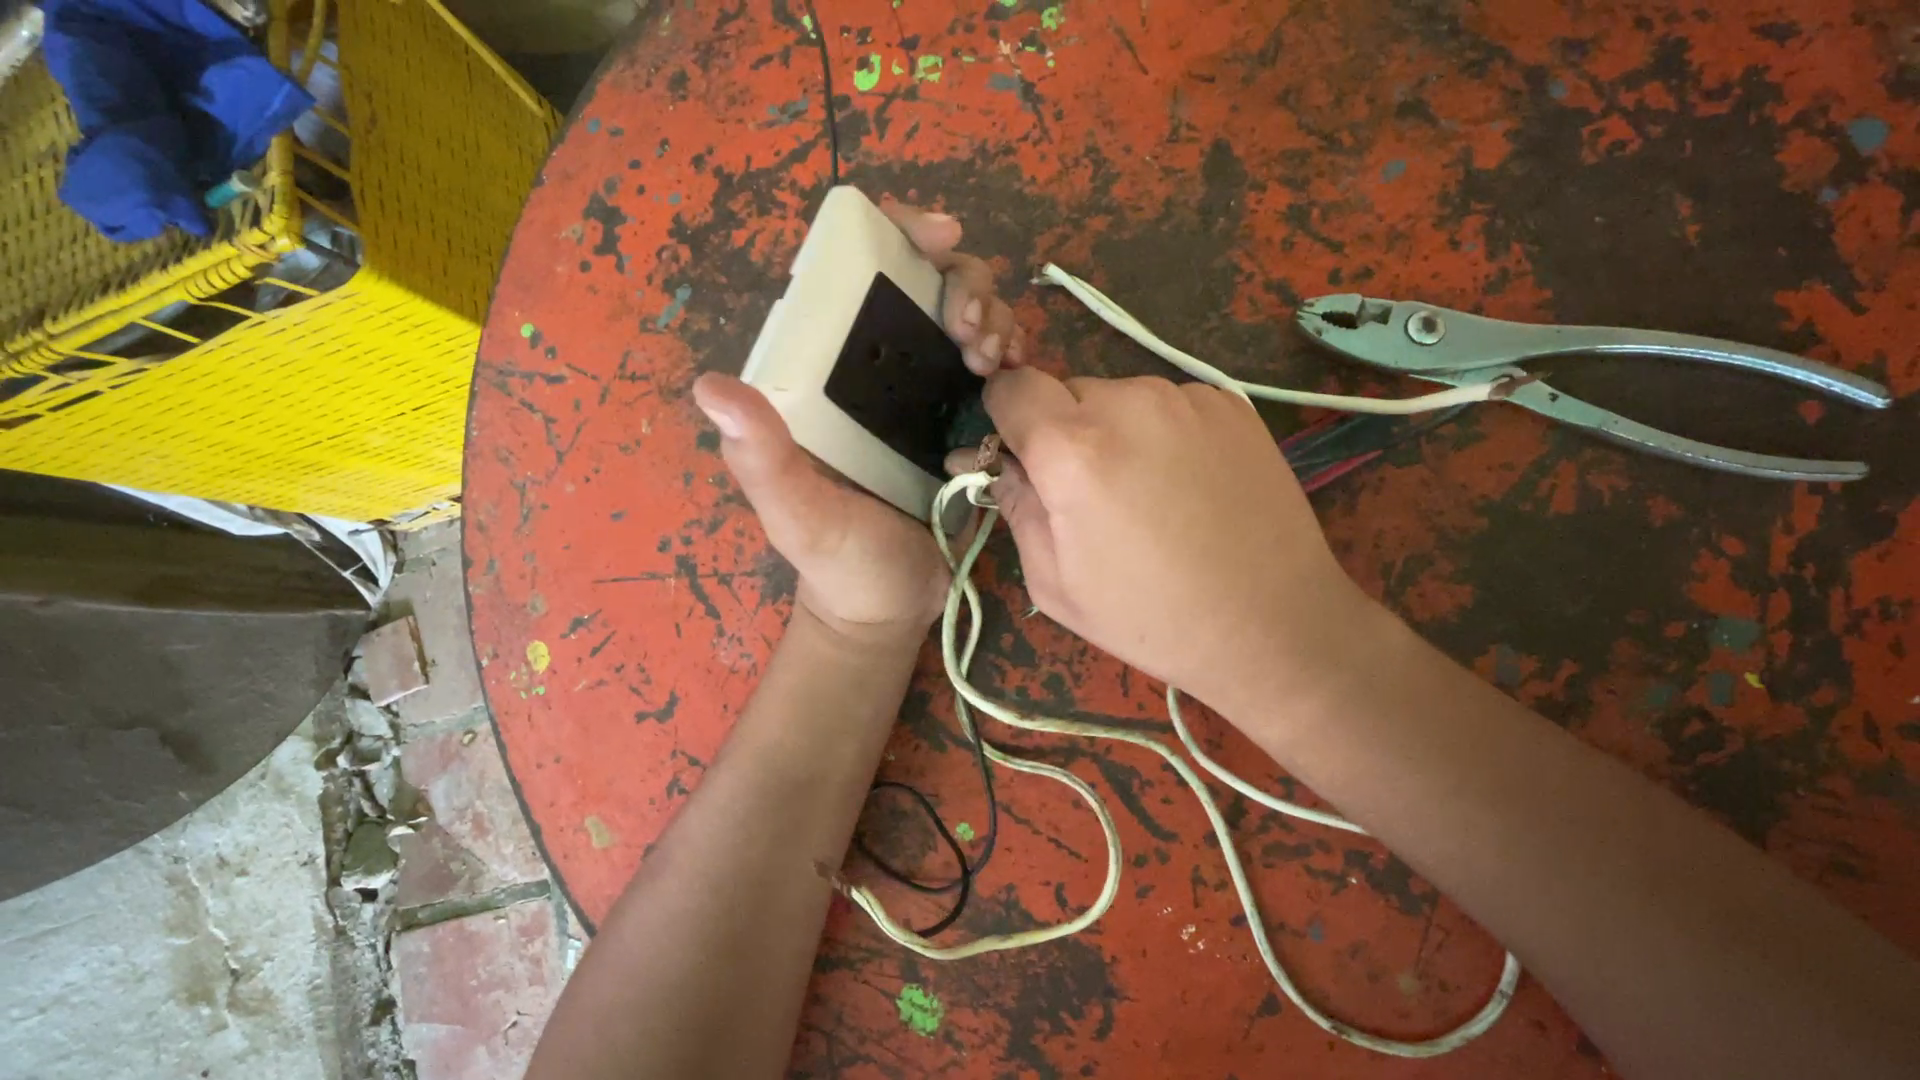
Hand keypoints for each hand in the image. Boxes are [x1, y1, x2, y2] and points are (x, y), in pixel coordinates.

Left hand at [690, 197, 1017, 643]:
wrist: (892, 607)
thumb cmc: (836, 561)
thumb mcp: (796, 514)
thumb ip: (763, 460)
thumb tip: (713, 388)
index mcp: (829, 373)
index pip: (855, 275)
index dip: (897, 235)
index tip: (940, 241)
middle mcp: (880, 368)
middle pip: (929, 283)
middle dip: (963, 283)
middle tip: (972, 333)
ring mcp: (929, 390)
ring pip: (972, 316)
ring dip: (994, 316)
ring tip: (990, 360)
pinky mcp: (969, 418)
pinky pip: (1000, 367)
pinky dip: (1013, 355)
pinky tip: (1012, 374)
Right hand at [978, 369, 1378, 710]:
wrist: (1272, 623)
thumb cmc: (1151, 617)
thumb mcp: (1055, 583)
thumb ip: (1017, 508)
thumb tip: (997, 463)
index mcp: (1072, 449)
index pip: (1010, 388)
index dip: (1007, 419)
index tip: (1022, 456)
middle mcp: (1127, 402)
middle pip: (1066, 393)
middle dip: (1064, 432)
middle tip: (1090, 494)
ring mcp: (1185, 398)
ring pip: (1119, 396)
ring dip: (1115, 430)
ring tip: (1148, 493)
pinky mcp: (1230, 404)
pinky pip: (1170, 404)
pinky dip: (1164, 432)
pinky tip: (1189, 484)